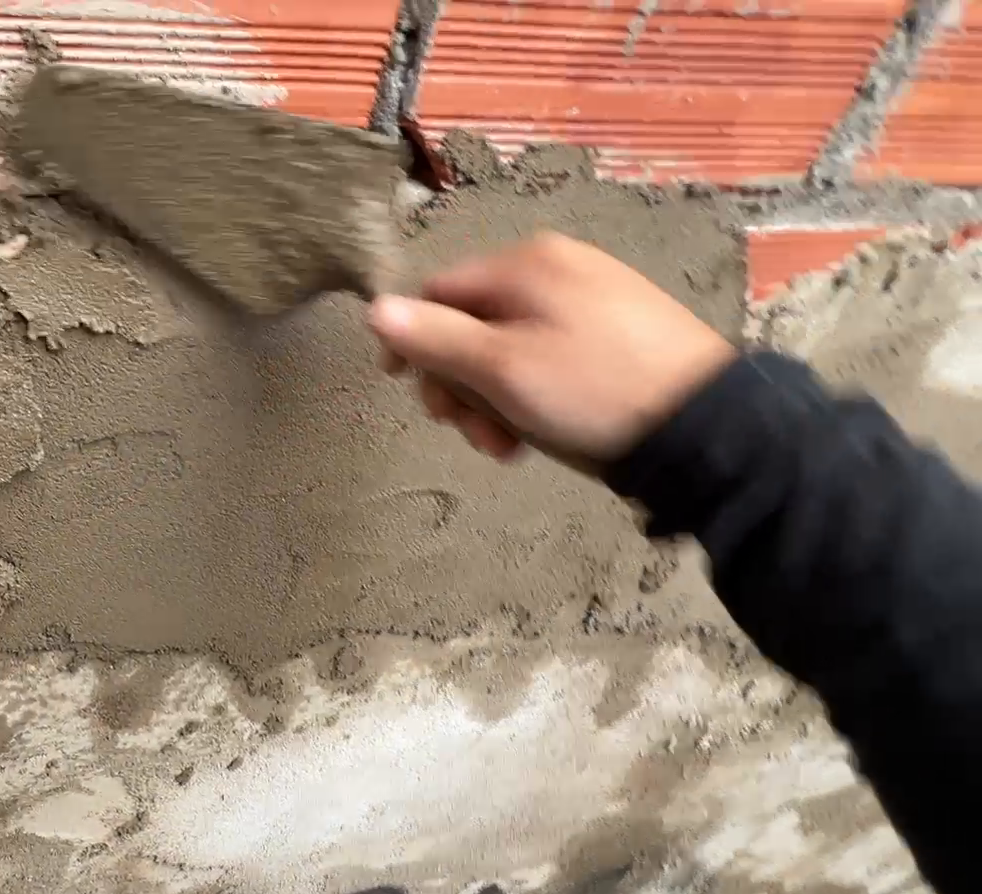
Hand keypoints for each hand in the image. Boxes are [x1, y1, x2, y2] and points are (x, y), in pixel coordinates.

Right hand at [367, 232, 737, 464]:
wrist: (704, 427)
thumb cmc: (588, 388)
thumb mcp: (498, 367)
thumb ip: (432, 338)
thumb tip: (373, 309)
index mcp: (524, 265)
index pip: (435, 293)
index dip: (410, 341)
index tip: (404, 389)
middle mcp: (550, 272)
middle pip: (464, 326)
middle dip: (453, 384)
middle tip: (461, 428)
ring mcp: (580, 302)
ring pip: (495, 350)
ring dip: (482, 401)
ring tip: (499, 442)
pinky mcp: (601, 334)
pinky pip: (533, 358)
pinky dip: (517, 397)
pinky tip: (526, 432)